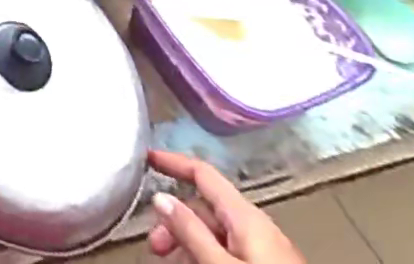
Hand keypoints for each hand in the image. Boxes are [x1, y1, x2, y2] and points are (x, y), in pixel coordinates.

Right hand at [145, 150, 303, 263]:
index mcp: (247, 218)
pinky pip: (231, 254)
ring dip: (189, 244)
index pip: (203, 173)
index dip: (173, 162)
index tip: (146, 159)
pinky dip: (208, 257)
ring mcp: (267, 253)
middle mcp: (258, 229)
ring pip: (217, 235)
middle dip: (176, 220)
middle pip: (207, 208)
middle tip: (156, 247)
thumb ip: (190, 231)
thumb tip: (161, 197)